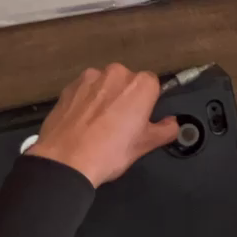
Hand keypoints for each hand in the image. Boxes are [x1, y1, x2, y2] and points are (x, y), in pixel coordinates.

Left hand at [26, 64, 179, 186]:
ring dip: (104, 98)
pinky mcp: (69, 86)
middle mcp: (116, 74)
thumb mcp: (144, 145)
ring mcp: (90, 78)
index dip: (147, 102)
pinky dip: (85, 102)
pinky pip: (84, 91)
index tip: (140, 118)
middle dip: (125, 98)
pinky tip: (82, 124)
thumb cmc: (108, 152)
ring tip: (98, 126)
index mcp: (141, 85)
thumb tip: (172, 124)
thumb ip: (165, 130)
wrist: (65, 162)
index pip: (153, 84)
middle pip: (127, 81)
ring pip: (104, 85)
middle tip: (120, 125)